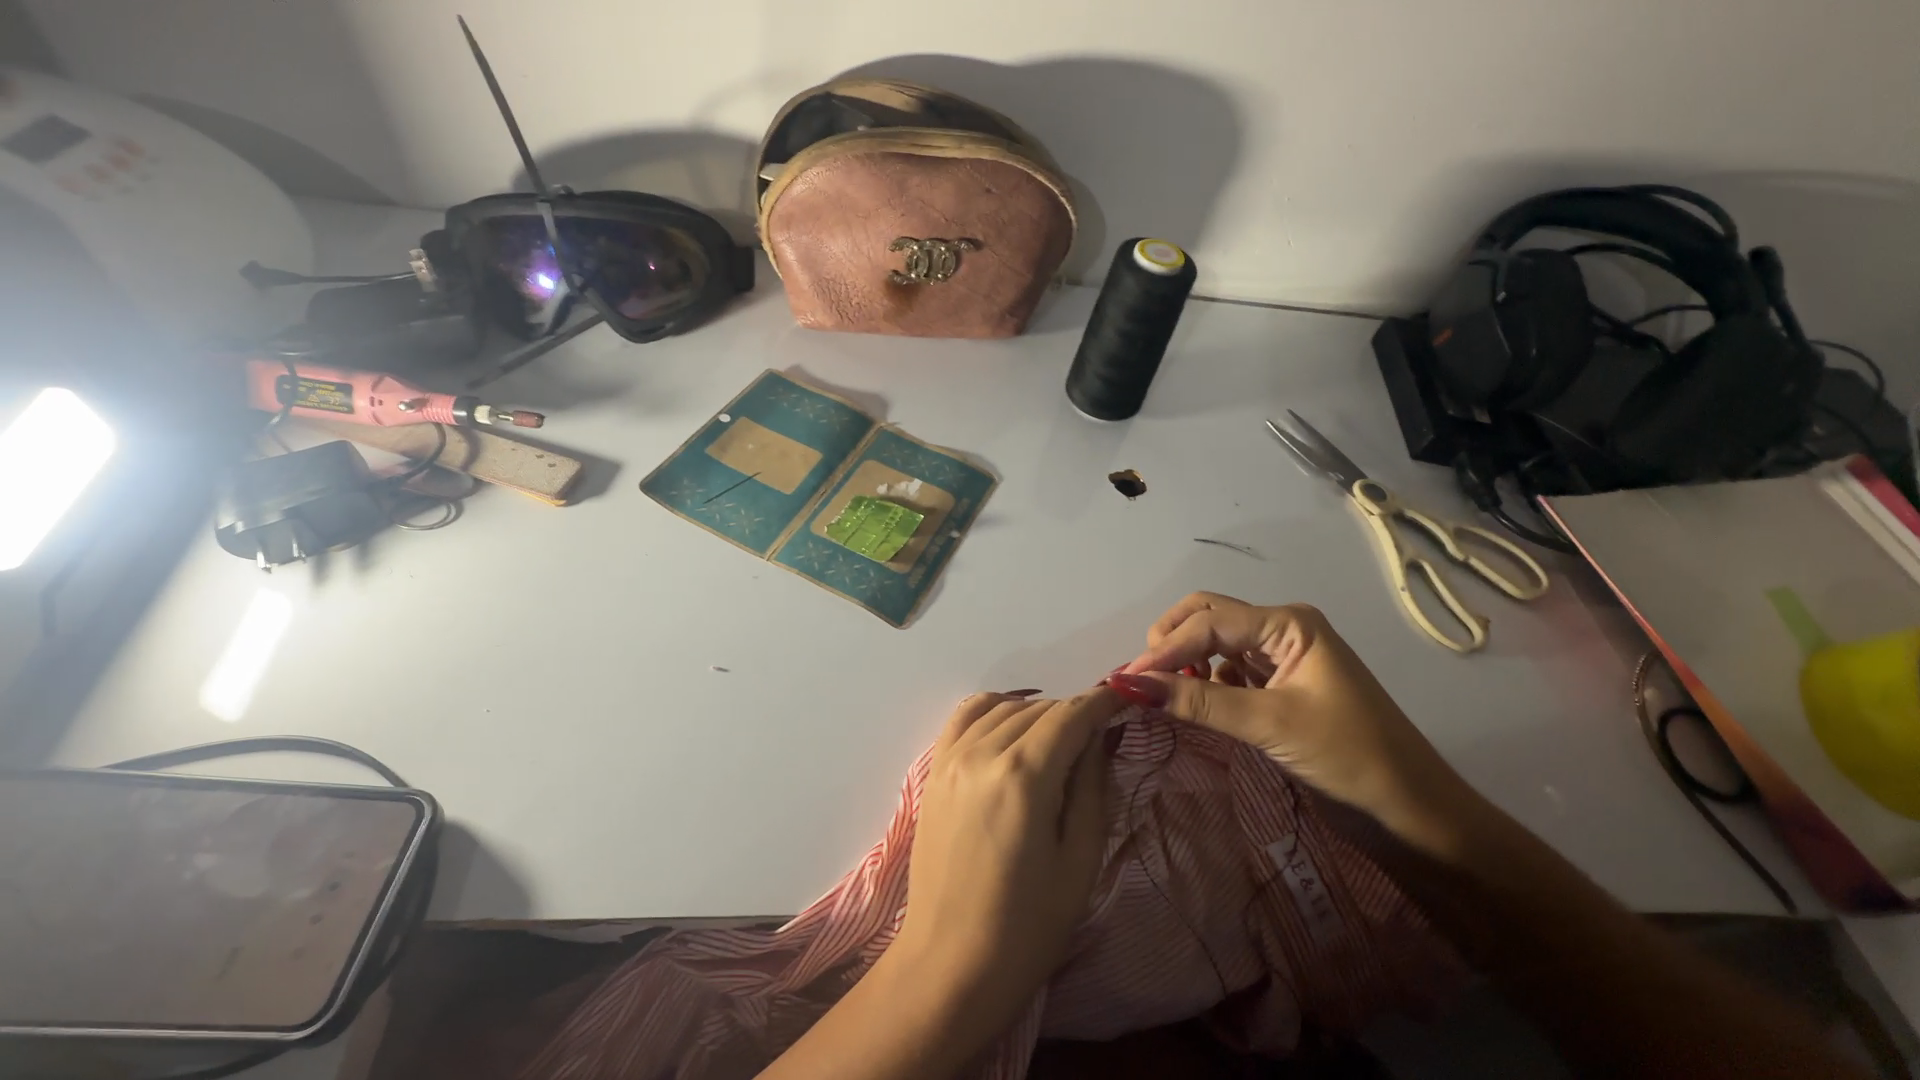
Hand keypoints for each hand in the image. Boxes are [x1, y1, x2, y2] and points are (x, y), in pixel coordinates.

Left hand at [892, 689, 1120, 1037]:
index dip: (1103, 701)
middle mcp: (982, 753)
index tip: (1128, 696)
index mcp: (1024, 775)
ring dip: (1037, 713)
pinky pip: (963, 717)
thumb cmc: (1028, 924)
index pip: (1071, 715)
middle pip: (1039, 709)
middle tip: (1099, 736)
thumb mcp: (1080, 858)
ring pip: (1003, 708)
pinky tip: (1012, 726)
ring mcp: (949, 759)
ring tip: (1060, 741)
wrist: (951, 964)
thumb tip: (1099, 736)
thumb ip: (1092, 786)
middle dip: (1074, 714)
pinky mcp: (932, 773)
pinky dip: (993, 710)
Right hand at [1108, 592, 1474, 849]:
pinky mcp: (1281, 687)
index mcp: (1289, 624)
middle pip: (1208, 618)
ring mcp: (1283, 658)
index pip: (1208, 621)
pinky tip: (1192, 706)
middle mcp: (1283, 630)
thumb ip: (1198, 701)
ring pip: (1215, 644)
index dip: (1164, 648)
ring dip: (1185, 662)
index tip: (1125, 683)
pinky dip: (1203, 683)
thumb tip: (1128, 684)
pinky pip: (1228, 672)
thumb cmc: (1349, 757)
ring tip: (1162, 698)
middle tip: (1144, 684)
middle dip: (1171, 643)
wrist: (1413, 810)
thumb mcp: (1269, 724)